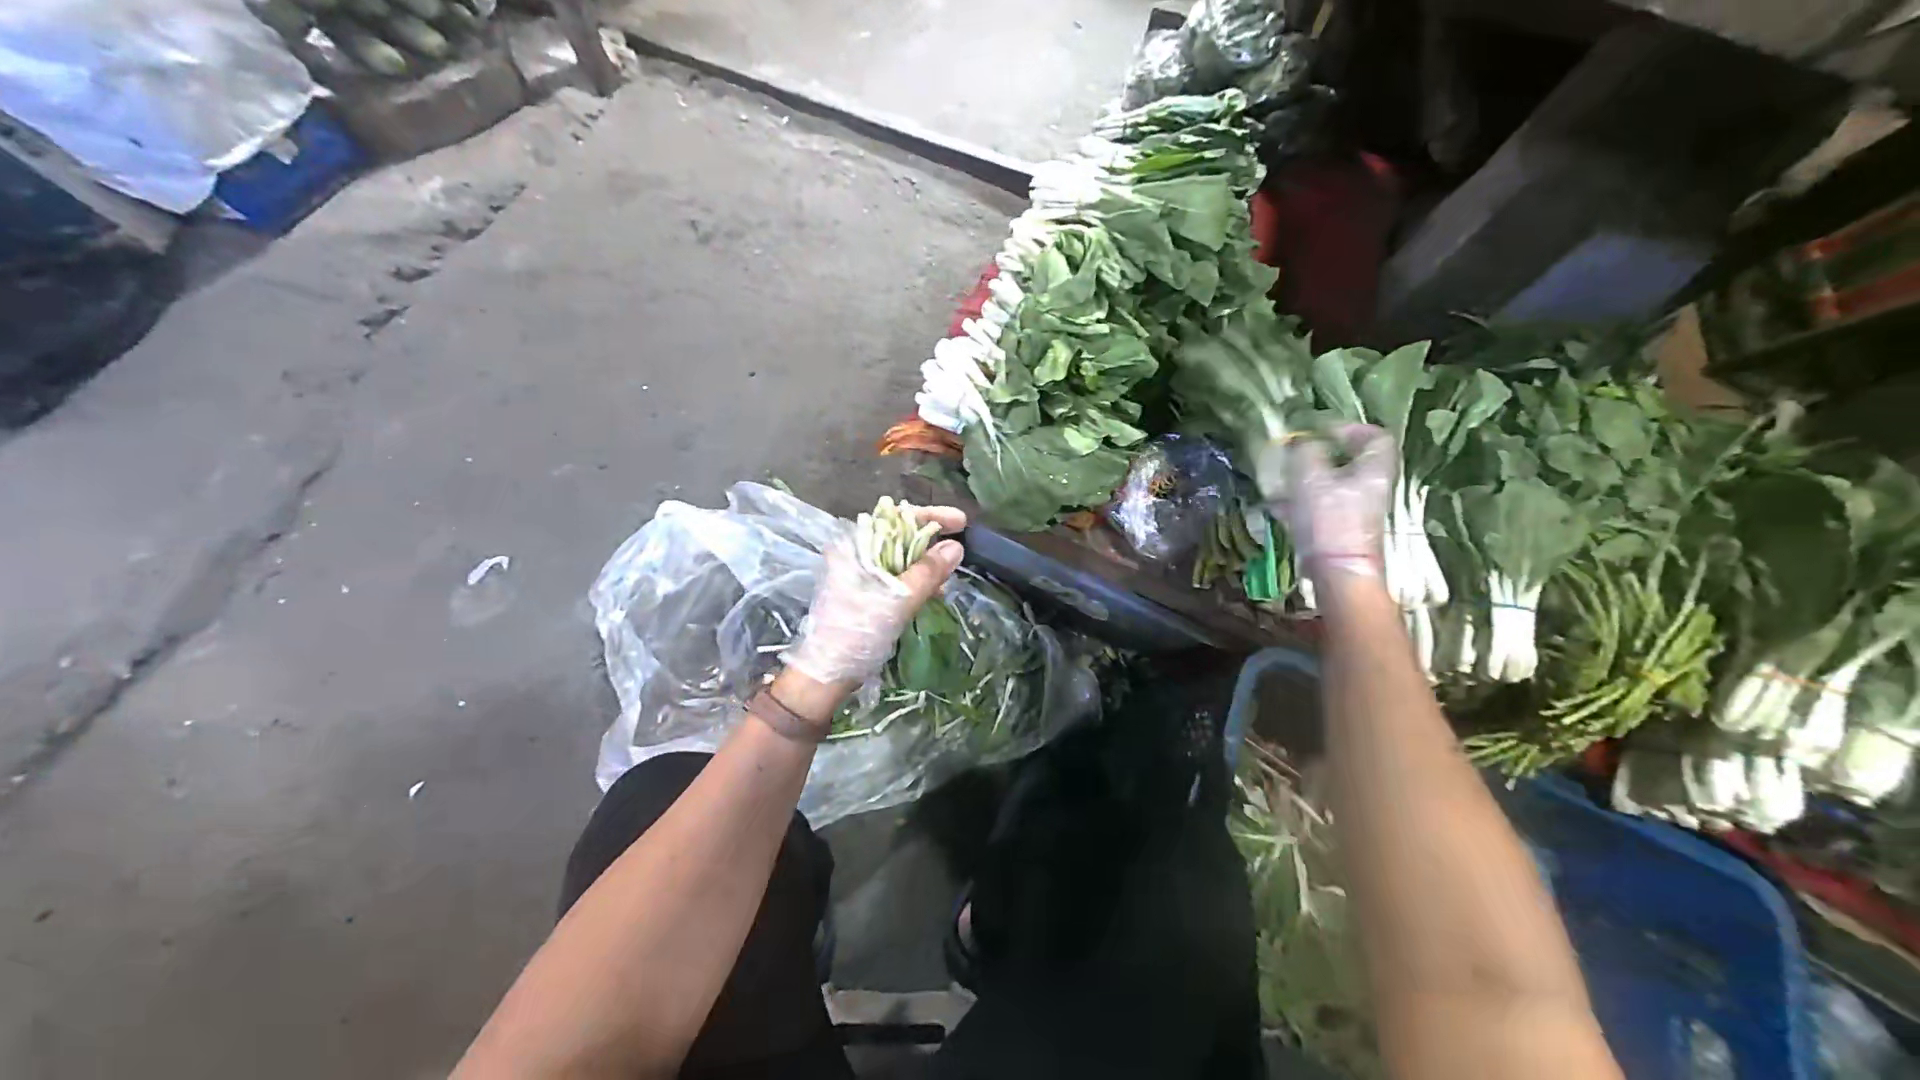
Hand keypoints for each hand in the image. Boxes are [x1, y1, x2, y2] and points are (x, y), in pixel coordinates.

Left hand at [780, 505, 966, 686]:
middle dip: (932, 542)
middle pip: (901, 535)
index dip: (932, 516)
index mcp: (857, 545)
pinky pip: (896, 577)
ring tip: (947, 580)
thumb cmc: (860, 629)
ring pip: (901, 558)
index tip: (962, 522)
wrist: (829, 670)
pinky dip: (916, 581)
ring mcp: (860, 573)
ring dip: (926, 565)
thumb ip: (928, 572)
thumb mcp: (899, 599)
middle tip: (959, 552)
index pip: (898, 516)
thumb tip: (956, 547)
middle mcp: (856, 553)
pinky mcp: (865, 592)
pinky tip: (934, 592)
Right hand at [1255, 424, 1395, 581]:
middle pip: (1349, 461)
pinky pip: (1319, 506)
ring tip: (1277, 480)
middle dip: (1318, 455)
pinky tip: (1276, 505)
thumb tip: (1301, 440)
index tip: (1321, 431)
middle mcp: (1369, 487)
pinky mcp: (1339, 529)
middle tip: (1294, 454)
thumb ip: (1305, 451)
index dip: (1351, 428)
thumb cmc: (1329, 519)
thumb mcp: (1310, 477)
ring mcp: (1355, 510)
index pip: (1376, 436)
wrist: (1336, 572)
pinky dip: (1298, 501)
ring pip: (1330, 484)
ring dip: (1303, 478)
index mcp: (1373, 469)